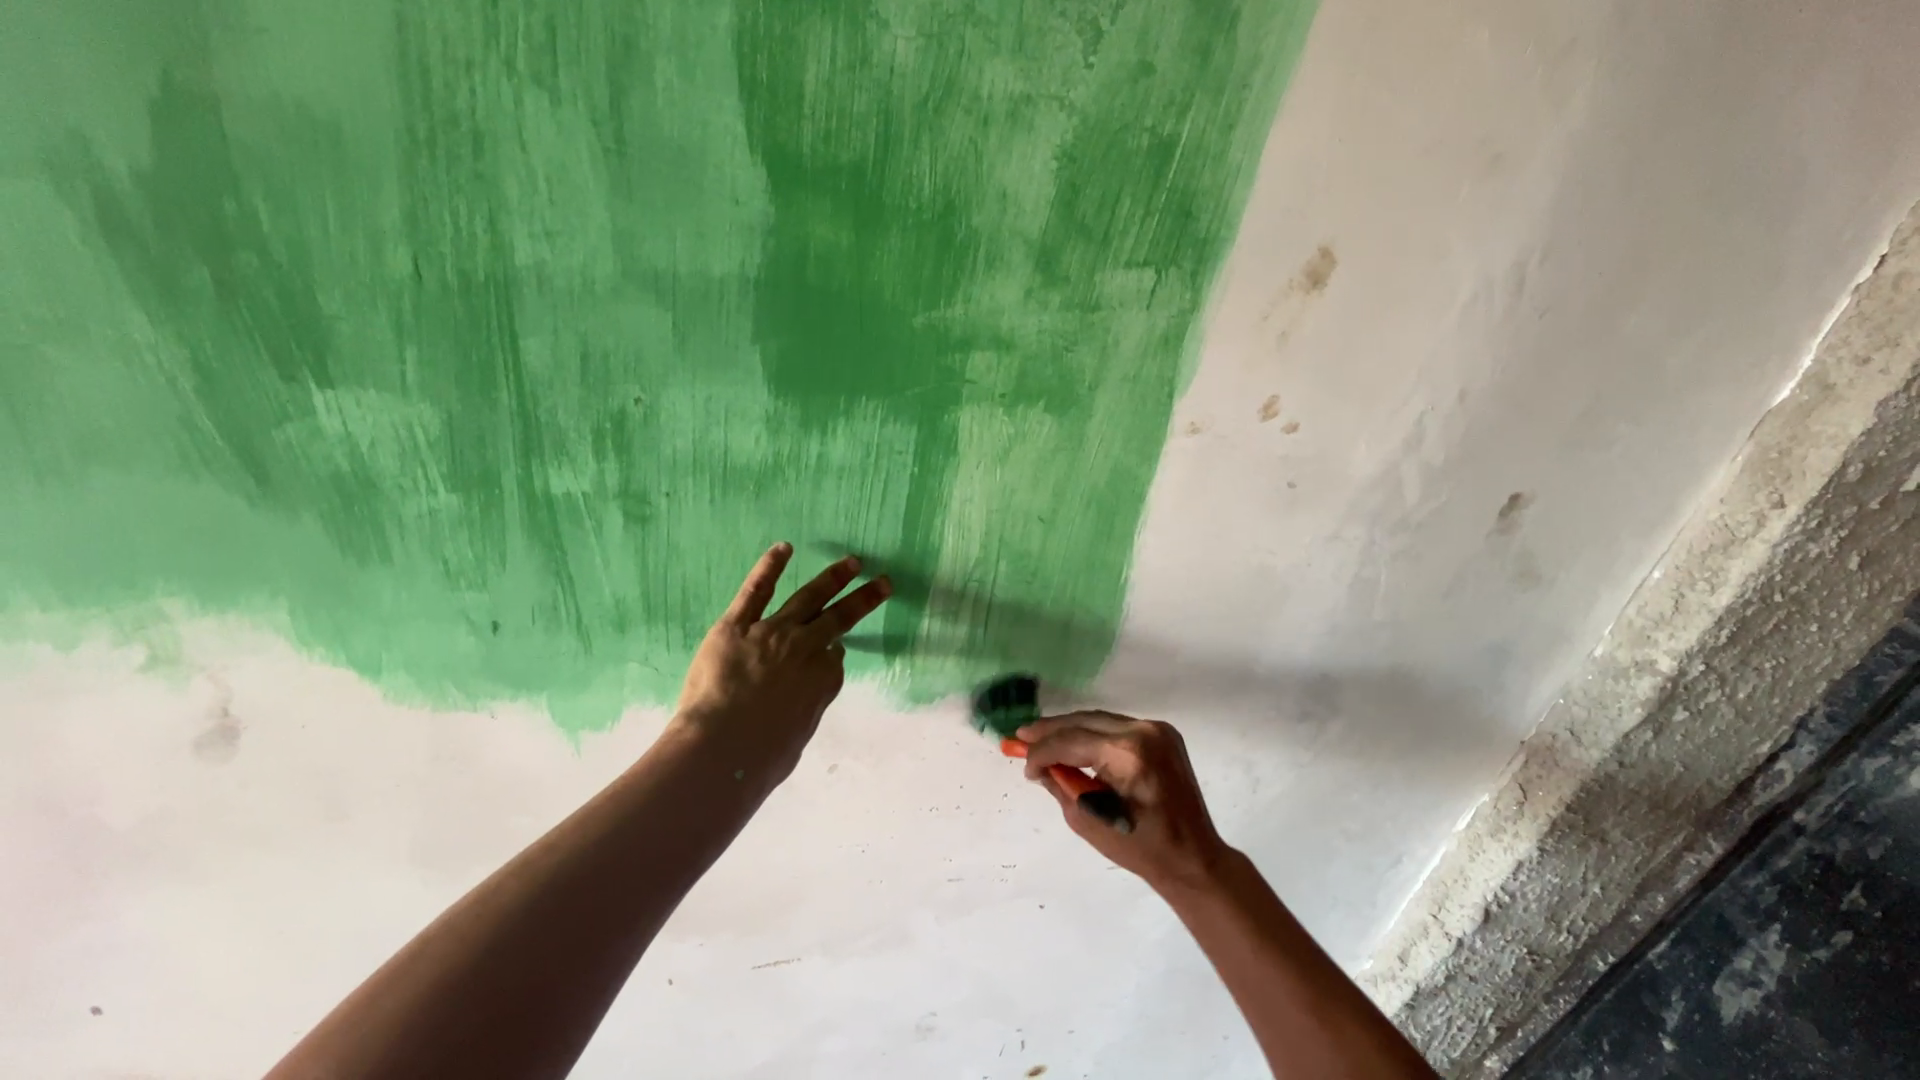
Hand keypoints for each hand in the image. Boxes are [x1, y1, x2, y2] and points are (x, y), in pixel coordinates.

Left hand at [673, 543, 890, 778]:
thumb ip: (809, 707)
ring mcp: (771, 633)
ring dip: (832, 579)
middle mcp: (804, 649)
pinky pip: (756, 591)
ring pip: (807, 598)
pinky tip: (784, 548)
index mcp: (822, 680)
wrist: (722, 748)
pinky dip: (770, 567)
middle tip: (882, 581)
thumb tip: (815, 687)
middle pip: (839, 619)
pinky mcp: (736, 626)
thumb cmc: (761, 757)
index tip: (832, 654)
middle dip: (863, 599)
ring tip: (851, 563)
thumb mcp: (799, 735)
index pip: (835, 661)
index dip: (833, 657)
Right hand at [1017, 712, 1231, 891]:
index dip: (1041, 753)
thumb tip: (1040, 766)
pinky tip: (1072, 742)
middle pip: (1083, 722)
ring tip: (1038, 737)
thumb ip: (1061, 784)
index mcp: (1127, 753)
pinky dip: (1092, 734)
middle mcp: (1143, 731)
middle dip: (1050, 731)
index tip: (1024, 767)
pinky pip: (1116, 727)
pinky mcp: (1162, 734)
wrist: (1192, 856)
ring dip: (1069, 730)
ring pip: (1098, 720)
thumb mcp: (1087, 819)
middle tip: (1020, 737)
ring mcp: (1156, 729)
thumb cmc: (1139, 847)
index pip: (1070, 742)